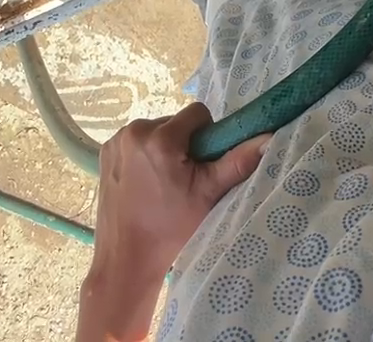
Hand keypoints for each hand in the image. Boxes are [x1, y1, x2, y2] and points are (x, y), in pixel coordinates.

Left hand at [80, 105, 267, 340]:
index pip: (197, 114)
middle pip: (175, 122)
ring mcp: (116, 140)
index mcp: (160, 138)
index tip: (202, 163)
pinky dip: (144, 153)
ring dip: (163, 147)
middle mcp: (135, 131)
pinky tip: (144, 181)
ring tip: (162, 182)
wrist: (126, 259)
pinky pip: (136, 140)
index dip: (206, 136)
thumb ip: (238, 162)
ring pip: (156, 130)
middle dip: (183, 143)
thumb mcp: (208, 194)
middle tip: (183, 178)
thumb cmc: (171, 228)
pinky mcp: (105, 150)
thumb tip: (267, 137)